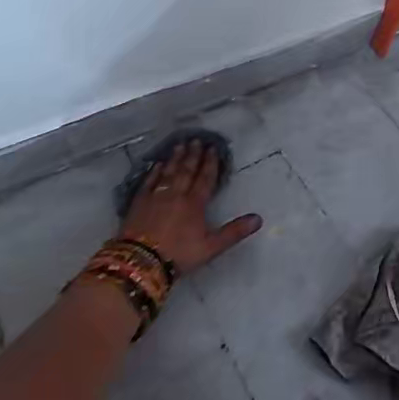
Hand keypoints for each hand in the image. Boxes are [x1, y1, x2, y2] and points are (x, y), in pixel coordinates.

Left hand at [117, 140, 261, 273]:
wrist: (142, 259)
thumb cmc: (179, 254)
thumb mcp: (211, 247)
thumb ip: (234, 232)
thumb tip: (258, 219)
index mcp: (194, 204)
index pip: (205, 179)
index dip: (210, 163)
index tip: (212, 149)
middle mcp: (176, 194)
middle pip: (186, 171)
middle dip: (193, 155)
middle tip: (196, 140)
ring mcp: (156, 196)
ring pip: (168, 172)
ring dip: (175, 158)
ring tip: (180, 145)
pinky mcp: (139, 201)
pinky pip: (149, 181)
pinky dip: (154, 171)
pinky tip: (157, 164)